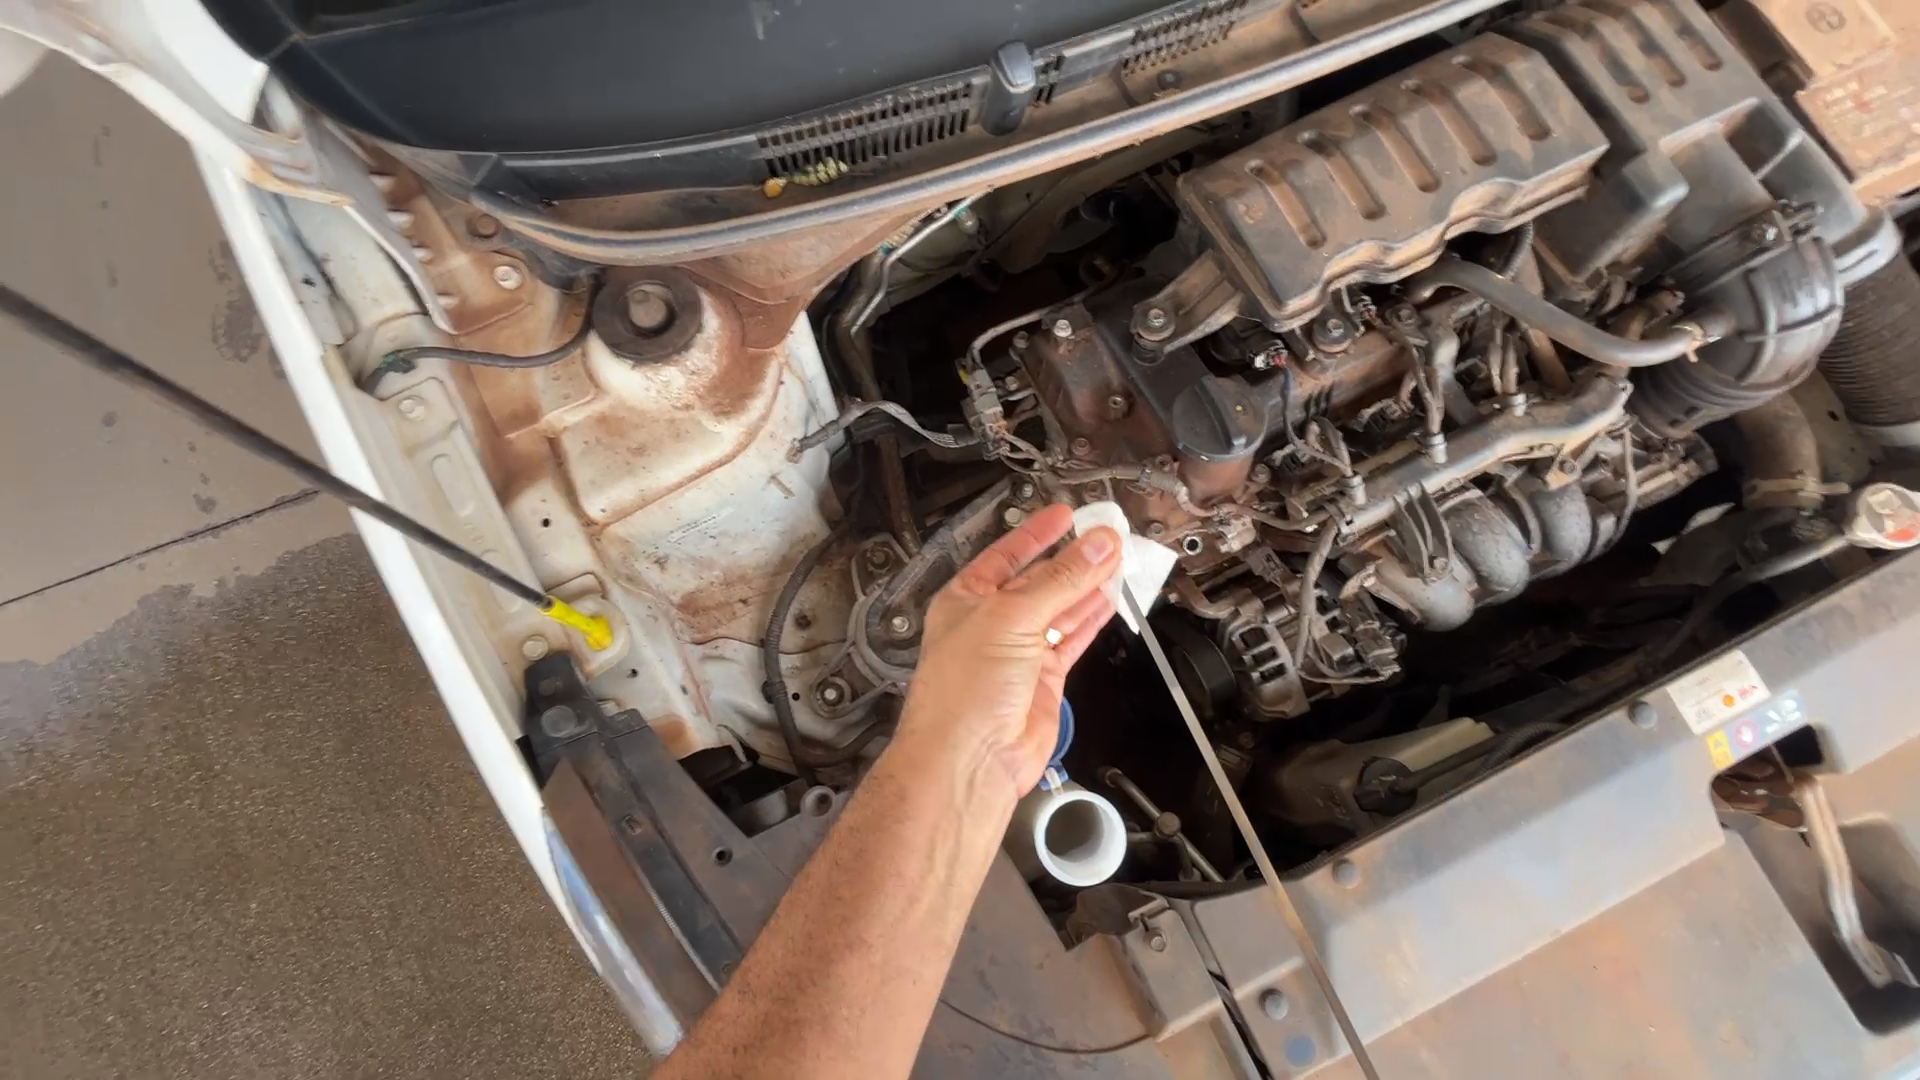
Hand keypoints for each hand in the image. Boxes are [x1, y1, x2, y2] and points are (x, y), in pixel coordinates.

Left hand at [889, 504, 1121, 808]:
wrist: (971, 758)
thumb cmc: (963, 690)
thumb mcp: (1011, 618)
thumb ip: (1059, 581)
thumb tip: (1095, 546)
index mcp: (967, 599)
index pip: (1006, 555)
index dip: (1036, 533)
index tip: (1065, 515)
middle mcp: (991, 622)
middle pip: (1039, 580)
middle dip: (1072, 559)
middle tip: (1106, 536)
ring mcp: (1018, 651)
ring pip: (1060, 608)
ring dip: (1088, 586)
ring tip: (1117, 560)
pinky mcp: (1043, 678)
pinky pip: (1071, 639)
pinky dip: (1091, 619)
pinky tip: (1108, 599)